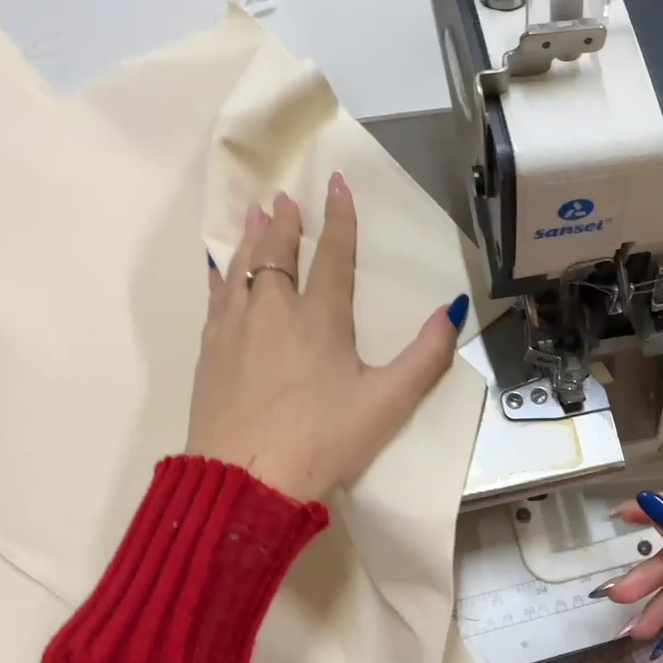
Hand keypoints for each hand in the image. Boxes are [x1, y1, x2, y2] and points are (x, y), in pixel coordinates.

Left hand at [185, 173, 468, 501]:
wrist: (246, 479)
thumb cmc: (323, 440)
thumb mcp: (389, 403)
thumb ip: (426, 355)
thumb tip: (452, 310)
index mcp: (320, 318)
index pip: (333, 255)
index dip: (339, 218)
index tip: (336, 183)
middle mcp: (274, 311)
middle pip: (279, 254)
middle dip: (287, 223)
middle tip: (284, 197)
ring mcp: (235, 329)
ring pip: (242, 268)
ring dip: (252, 238)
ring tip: (256, 215)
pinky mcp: (210, 352)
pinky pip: (216, 297)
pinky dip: (221, 273)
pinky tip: (219, 268)